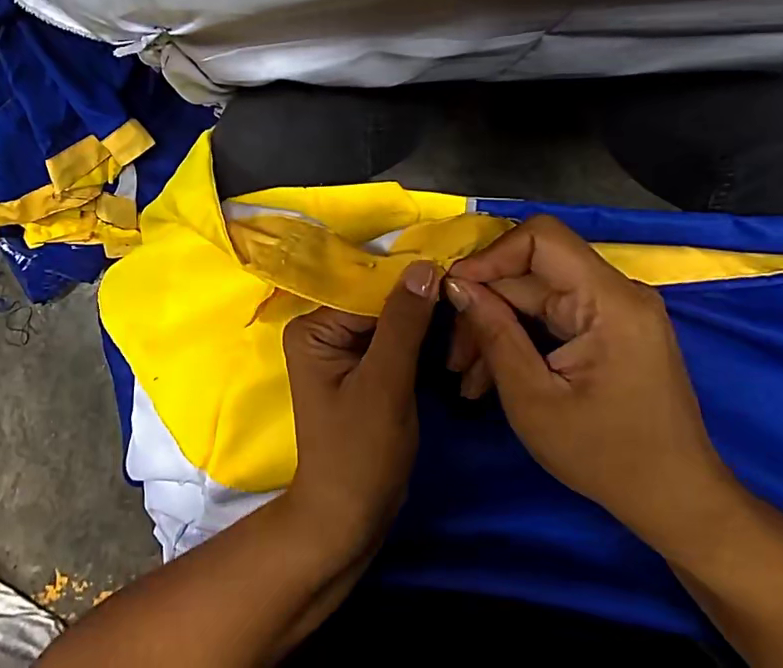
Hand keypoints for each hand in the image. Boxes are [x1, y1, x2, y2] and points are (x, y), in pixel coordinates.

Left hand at [281, 260, 439, 557]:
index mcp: (312, 328)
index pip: (367, 292)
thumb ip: (403, 323)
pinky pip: (392, 345)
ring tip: (466, 324)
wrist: (350, 517)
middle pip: (378, 305)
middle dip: (421, 308)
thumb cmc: (361, 452)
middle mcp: (320, 331)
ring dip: (425, 326)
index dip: (411, 287)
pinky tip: (450, 344)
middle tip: (470, 307)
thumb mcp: (385, 384)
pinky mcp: (361, 371)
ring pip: (390, 323)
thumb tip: (424, 266)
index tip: (459, 280)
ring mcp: (340, 352)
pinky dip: (419, 346)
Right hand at [442, 215, 737, 544]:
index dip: (490, 256)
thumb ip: (493, 331)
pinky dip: (516, 338)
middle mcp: (617, 294)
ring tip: (465, 375)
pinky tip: (488, 376)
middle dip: (483, 306)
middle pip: (529, 272)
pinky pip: (548, 316)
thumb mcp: (532, 397)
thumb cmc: (606, 456)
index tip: (454, 292)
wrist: (676, 503)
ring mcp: (614, 311)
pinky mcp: (607, 330)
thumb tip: (455, 284)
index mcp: (611, 302)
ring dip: (493, 327)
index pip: (541, 238)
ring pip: (531, 296)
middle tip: (453, 355)